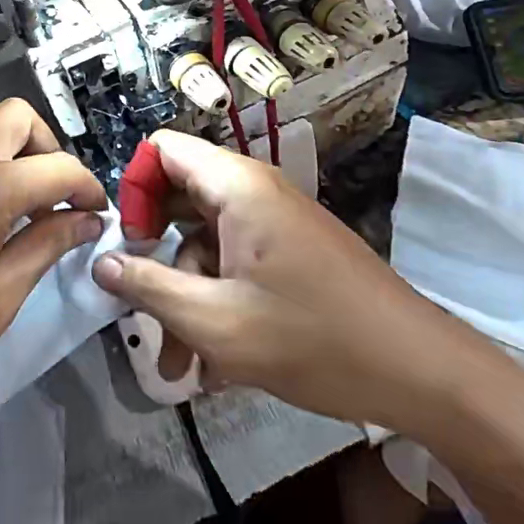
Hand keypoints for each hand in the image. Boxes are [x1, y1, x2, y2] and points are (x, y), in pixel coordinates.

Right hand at [91, 130, 505, 432]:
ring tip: (184, 369)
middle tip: (141, 307)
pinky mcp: (291, 250)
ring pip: (206, 243)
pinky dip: (218, 301)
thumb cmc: (312, 337)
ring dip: (187, 297)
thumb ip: (148, 286)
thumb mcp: (215, 321)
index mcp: (235, 185)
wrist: (421, 373)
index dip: (134, 189)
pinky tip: (217, 364)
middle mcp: (254, 190)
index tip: (129, 244)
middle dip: (156, 258)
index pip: (162, 149)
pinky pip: (236, 261)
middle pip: (179, 200)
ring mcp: (276, 220)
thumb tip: (101, 261)